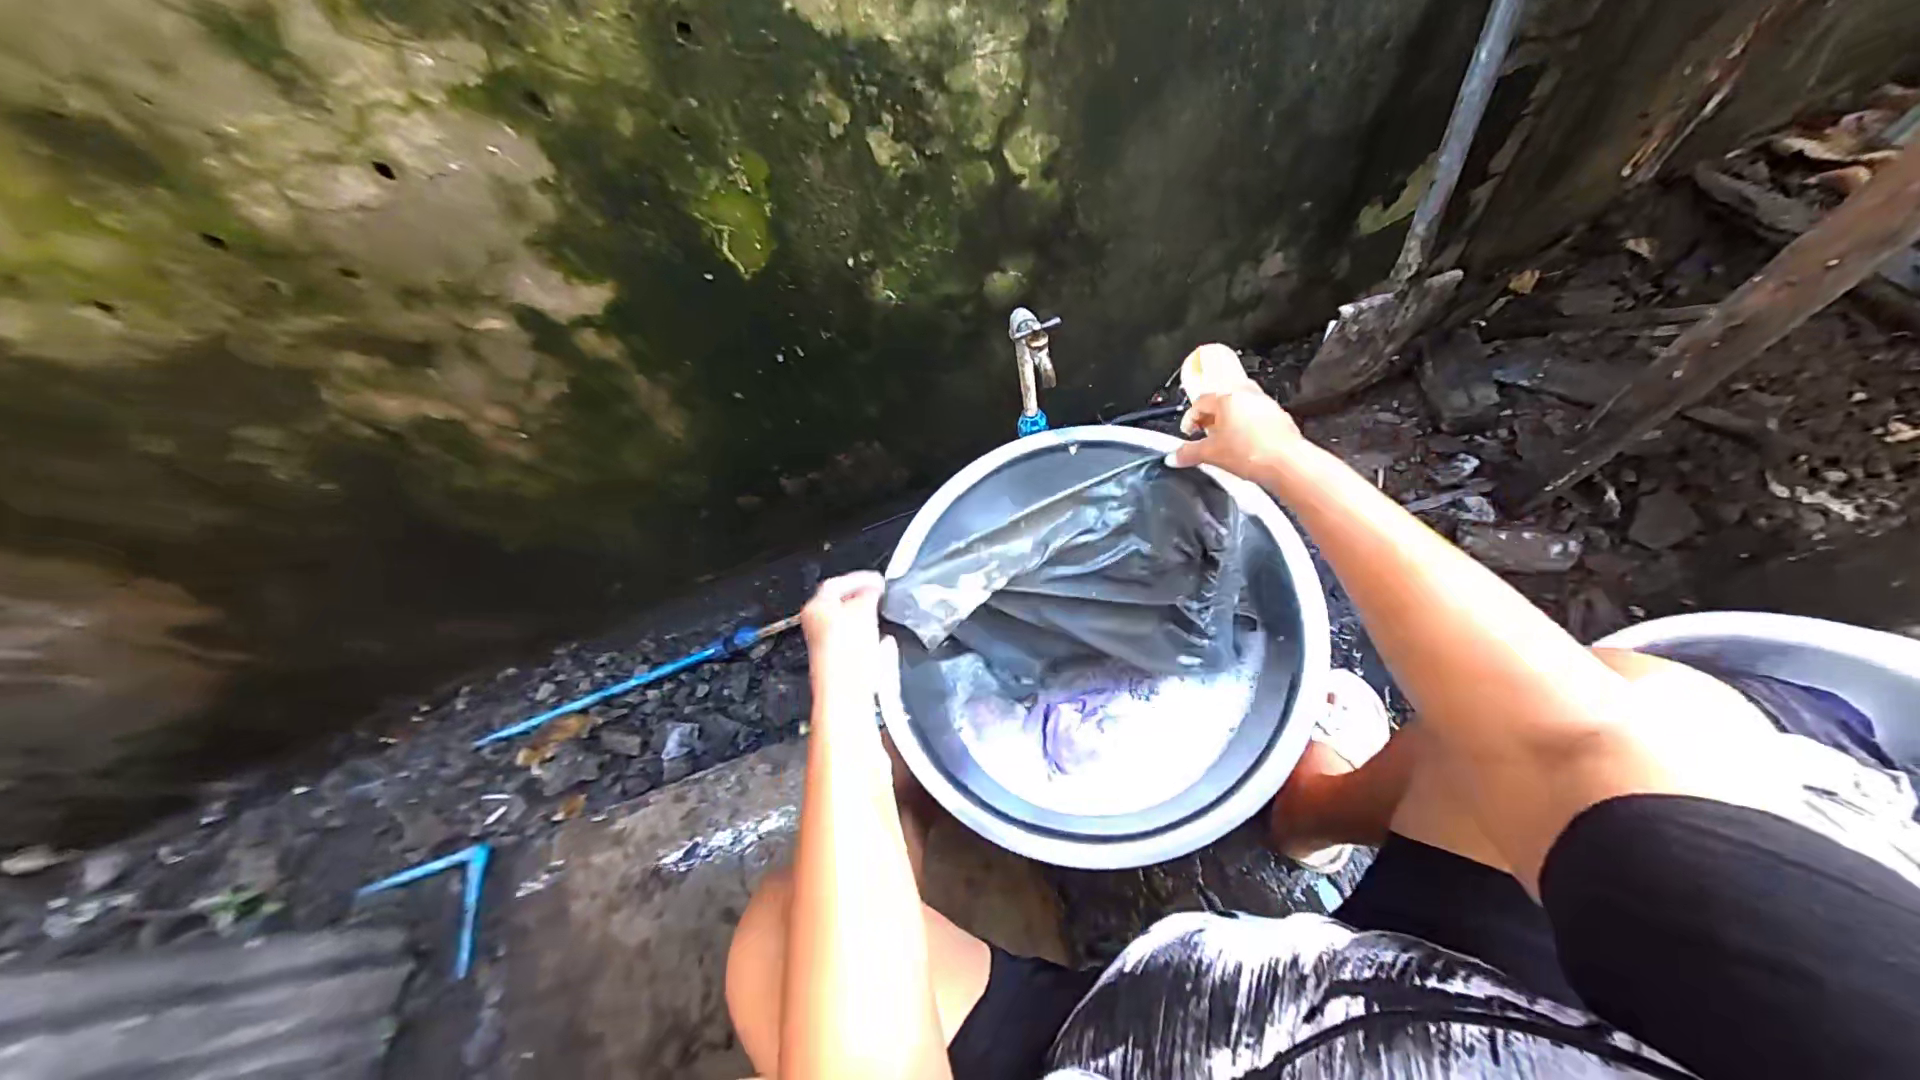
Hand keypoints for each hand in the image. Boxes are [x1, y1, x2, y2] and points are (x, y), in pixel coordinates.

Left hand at [801, 572, 887, 717]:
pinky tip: (883, 642)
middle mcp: (816, 625)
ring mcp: (826, 645)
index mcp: (816, 608)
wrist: (847, 694)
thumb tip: (873, 588)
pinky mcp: (838, 662)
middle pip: (841, 604)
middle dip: (863, 598)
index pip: (837, 584)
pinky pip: (855, 643)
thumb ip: (868, 594)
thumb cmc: (847, 654)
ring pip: (849, 624)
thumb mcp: (864, 611)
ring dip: (867, 618)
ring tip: (883, 616)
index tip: (878, 581)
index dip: (860, 579)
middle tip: (880, 596)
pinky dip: (869, 637)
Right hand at [1166, 344, 1306, 477]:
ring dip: (1229, 422)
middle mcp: (1248, 395)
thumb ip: (1188, 453)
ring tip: (1224, 442)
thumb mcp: (1210, 454)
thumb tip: (1174, 456)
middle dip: (1210, 418)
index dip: (1189, 419)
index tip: (1188, 432)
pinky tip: (1244, 447)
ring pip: (1240, 408)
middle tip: (1204, 434)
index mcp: (1227, 398)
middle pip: (1221, 401)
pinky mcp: (1279, 418)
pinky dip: (1247, 428)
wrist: (1286, 463)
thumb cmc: (1252, 452)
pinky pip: (1256, 418)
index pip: (1200, 402)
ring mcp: (1266, 405)